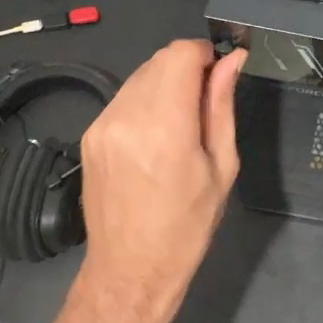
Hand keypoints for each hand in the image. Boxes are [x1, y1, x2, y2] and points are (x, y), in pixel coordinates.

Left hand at [79, 40, 246, 322]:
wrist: (130, 269)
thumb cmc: (187, 226)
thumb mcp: (222, 167)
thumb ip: (222, 106)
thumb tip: (232, 61)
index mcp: (165, 126)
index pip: (180, 54)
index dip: (205, 54)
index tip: (220, 73)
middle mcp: (126, 116)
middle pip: (159, 59)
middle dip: (187, 68)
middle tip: (206, 104)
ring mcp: (102, 124)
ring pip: (140, 76)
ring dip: (166, 84)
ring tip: (181, 126)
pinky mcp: (90, 135)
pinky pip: (123, 99)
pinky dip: (145, 102)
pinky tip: (157, 137)